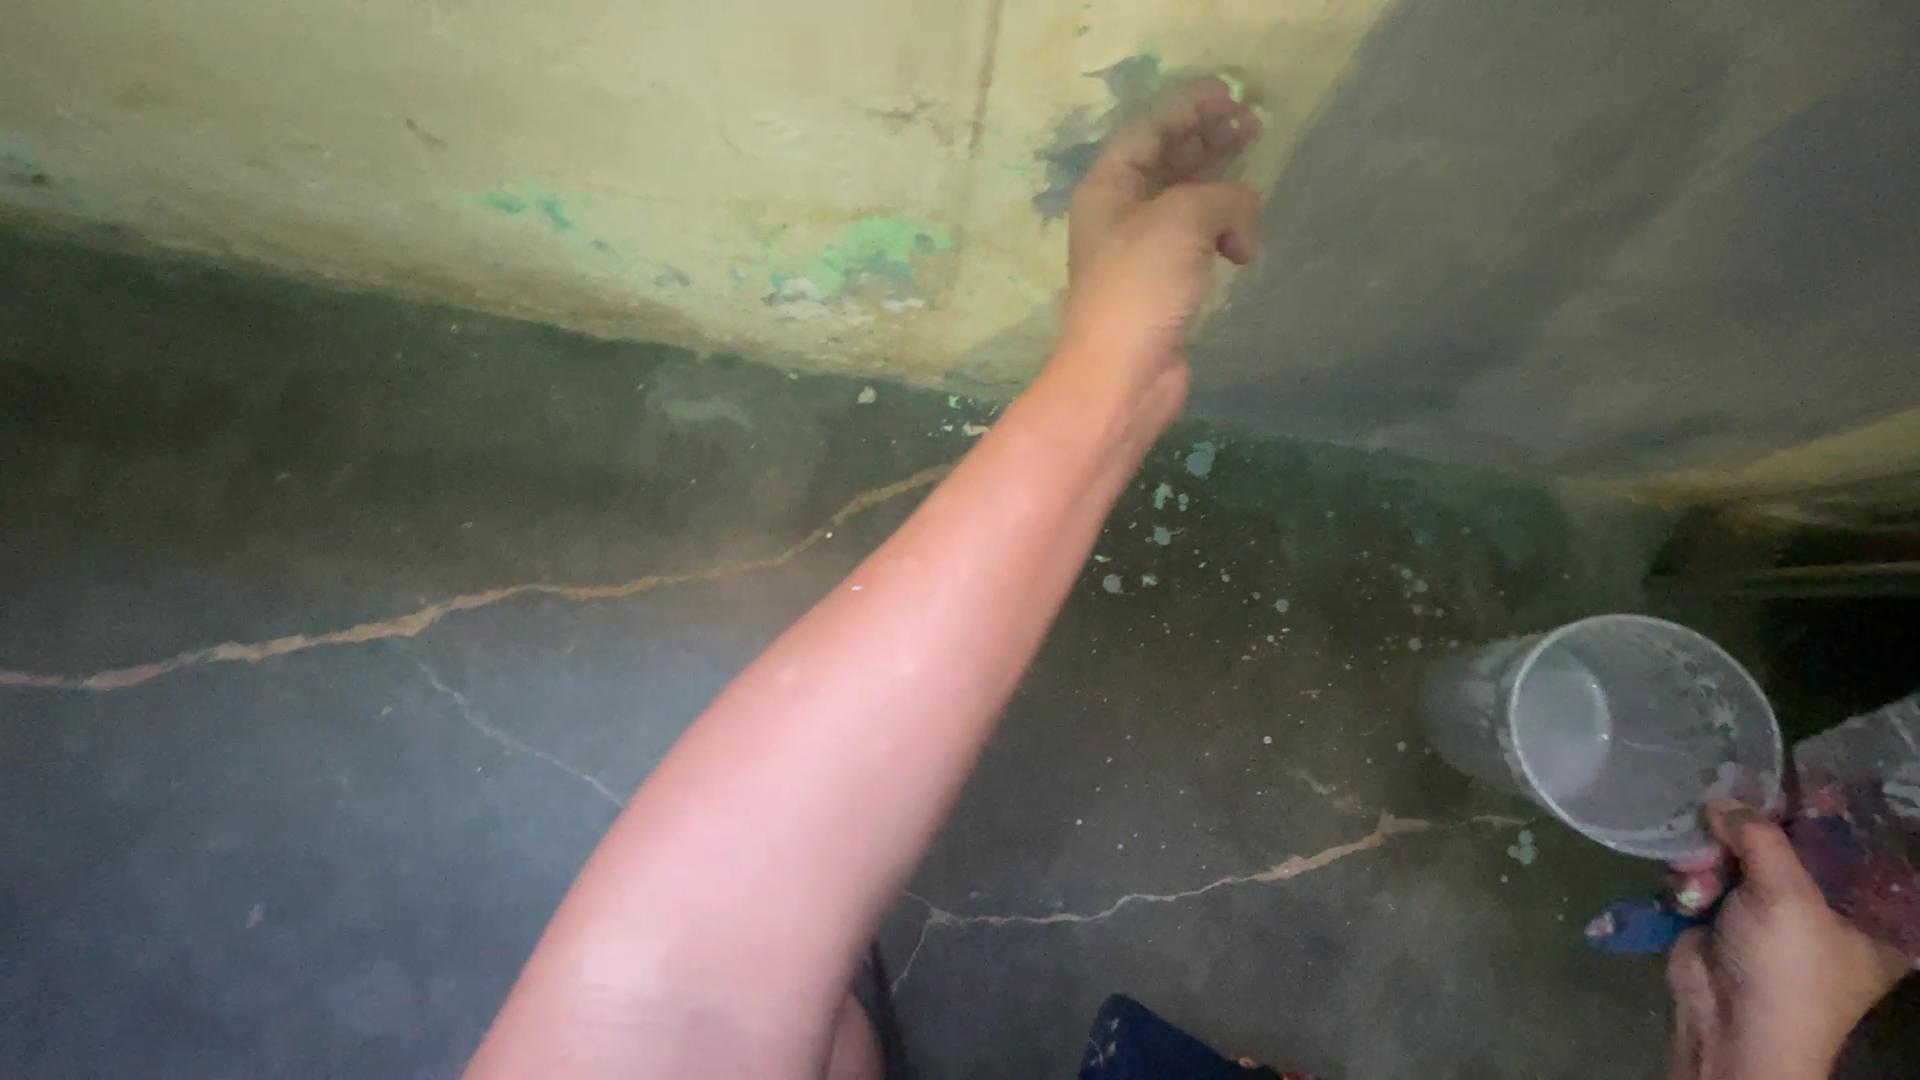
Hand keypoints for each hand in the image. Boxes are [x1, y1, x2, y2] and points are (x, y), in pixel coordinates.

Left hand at [1057, 77, 1262, 398]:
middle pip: (1166, 163)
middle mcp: (1119, 216)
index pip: (1148, 131)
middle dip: (1208, 142)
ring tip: (1256, 183)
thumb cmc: (1140, 289)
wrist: (1121, 375)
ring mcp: (1140, 254)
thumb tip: (1245, 211)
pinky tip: (1245, 247)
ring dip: (1221, 189)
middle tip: (1254, 128)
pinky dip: (1222, 237)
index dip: (1189, 109)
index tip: (1233, 97)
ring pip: (1185, 204)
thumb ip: (1222, 195)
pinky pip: (1196, 243)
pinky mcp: (1162, 287)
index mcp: (1108, 189)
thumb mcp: (1182, 219)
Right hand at [1667, 804, 1908, 1079]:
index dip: (1828, 816)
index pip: (1855, 850)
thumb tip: (1722, 798)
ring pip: (1740, 857)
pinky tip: (1685, 877)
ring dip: (1712, 854)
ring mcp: (1769, 913)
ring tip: (1698, 866)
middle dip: (1752, 830)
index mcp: (1870, 916)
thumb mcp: (1787, 896)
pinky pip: (1708, 875)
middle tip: (1724, 805)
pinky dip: (1692, 872)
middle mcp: (1824, 911)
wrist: (1730, 1018)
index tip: (1792, 779)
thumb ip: (1760, 839)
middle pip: (1789, 848)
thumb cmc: (1786, 965)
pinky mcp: (1722, 915)